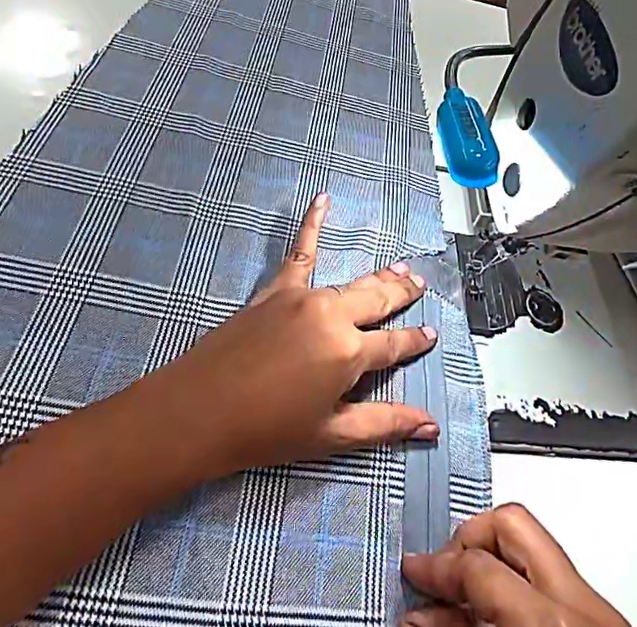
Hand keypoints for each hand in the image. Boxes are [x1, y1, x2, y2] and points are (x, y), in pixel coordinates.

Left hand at [141, 192, 440, 476]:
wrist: (204, 407)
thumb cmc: (268, 428)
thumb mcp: (333, 434)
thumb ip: (384, 423)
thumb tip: (429, 425)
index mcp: (349, 352)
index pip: (394, 345)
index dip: (415, 341)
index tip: (432, 333)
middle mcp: (331, 316)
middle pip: (376, 301)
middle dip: (401, 294)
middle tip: (420, 284)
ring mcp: (302, 297)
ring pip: (349, 282)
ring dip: (376, 276)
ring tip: (399, 267)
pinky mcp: (275, 289)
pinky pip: (299, 252)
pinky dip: (312, 224)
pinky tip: (321, 201)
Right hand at [402, 505, 628, 626]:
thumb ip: (457, 626)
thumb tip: (418, 618)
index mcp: (554, 622)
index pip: (477, 564)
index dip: (435, 566)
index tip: (413, 573)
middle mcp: (583, 608)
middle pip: (513, 524)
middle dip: (467, 538)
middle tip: (439, 570)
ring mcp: (601, 616)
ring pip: (533, 553)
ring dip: (488, 569)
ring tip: (454, 603)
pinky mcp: (606, 624)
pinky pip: (550, 588)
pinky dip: (514, 593)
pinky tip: (487, 620)